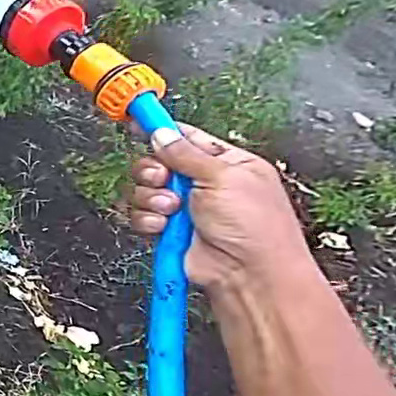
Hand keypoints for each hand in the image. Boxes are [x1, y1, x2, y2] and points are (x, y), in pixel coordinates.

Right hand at [124, 124, 315, 293]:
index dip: (162, 131)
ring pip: (145, 190)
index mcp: (225, 163)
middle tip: (164, 179)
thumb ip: (186, 154)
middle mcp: (203, 184)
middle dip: (154, 171)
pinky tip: (164, 227)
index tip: (139, 121)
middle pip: (157, 163)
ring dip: (152, 199)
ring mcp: (184, 208)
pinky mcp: (168, 231)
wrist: (247, 273)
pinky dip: (148, 220)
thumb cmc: (256, 227)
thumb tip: (162, 134)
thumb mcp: (224, 176)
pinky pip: (141, 216)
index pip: (186, 138)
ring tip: (172, 210)